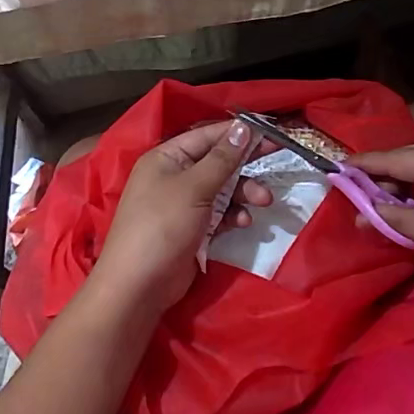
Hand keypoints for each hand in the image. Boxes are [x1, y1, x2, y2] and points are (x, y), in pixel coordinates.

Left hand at [89, 121, 273, 315]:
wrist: (139, 286)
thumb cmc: (162, 226)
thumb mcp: (195, 188)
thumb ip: (222, 158)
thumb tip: (243, 127)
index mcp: (167, 157)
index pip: (208, 135)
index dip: (239, 134)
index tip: (270, 133)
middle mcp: (175, 175)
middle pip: (219, 162)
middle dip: (246, 166)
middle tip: (275, 160)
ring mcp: (184, 203)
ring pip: (223, 188)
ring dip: (244, 193)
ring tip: (263, 202)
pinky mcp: (193, 227)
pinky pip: (220, 212)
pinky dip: (234, 214)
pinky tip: (243, 222)